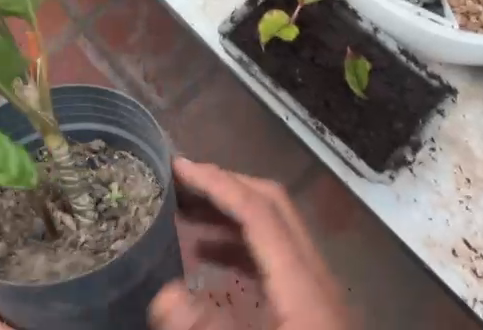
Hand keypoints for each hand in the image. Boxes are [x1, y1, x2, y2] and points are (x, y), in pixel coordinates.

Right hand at [150, 158, 352, 329]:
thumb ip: (209, 329)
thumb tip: (163, 295)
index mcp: (305, 290)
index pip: (260, 213)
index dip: (217, 184)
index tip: (176, 168)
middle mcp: (317, 283)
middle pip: (274, 209)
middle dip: (225, 188)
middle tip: (179, 184)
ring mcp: (320, 300)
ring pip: (275, 233)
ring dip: (229, 218)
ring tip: (182, 222)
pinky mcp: (316, 317)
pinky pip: (276, 263)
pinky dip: (238, 250)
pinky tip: (206, 268)